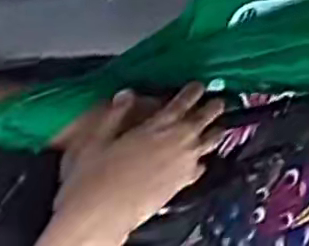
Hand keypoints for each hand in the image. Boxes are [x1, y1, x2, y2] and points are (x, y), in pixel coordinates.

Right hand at [43, 85, 224, 245]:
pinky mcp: (187, 179)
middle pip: (213, 109)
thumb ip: (114, 115)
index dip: (194, 88)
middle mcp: (182, 135)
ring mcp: (188, 157)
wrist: (96, 219)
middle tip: (208, 104)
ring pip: (217, 134)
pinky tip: (193, 162)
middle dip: (213, 104)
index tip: (194, 88)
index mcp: (163, 122)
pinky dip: (200, 161)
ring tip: (207, 129)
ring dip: (213, 129)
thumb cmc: (91, 181)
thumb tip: (125, 94)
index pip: (190, 94)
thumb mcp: (95, 142)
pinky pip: (203, 164)